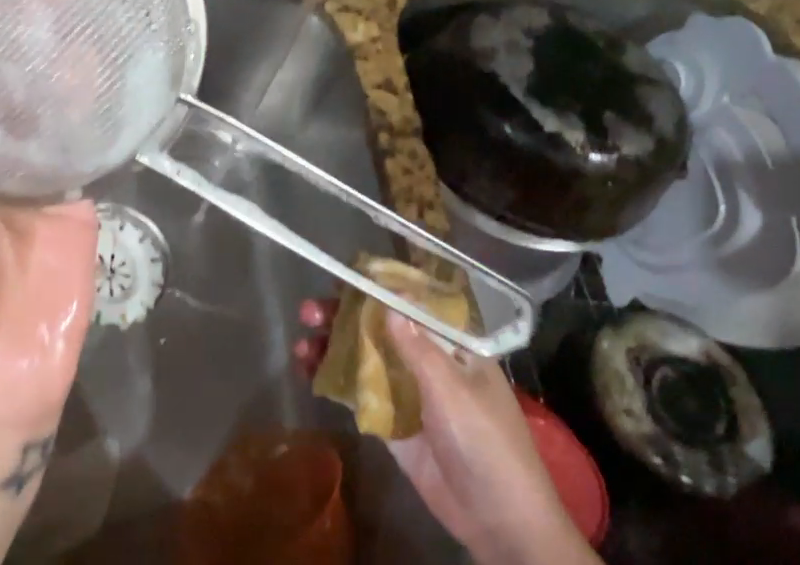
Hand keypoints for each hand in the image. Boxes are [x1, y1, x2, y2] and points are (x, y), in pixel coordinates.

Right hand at [297, 300, 598, 564]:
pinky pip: (358, 391)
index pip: (413, 306)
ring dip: (332, 347)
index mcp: (455, 348)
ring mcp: (409, 392)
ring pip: (363, 357)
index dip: (378, 290)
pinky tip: (307, 370)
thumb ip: (418, 346)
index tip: (342, 279)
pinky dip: (332, 378)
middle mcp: (429, 363)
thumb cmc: (486, 444)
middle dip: (343, 317)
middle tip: (309, 312)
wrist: (497, 520)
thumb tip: (390, 299)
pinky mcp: (392, 422)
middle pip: (380, 329)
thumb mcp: (453, 390)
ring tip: (301, 347)